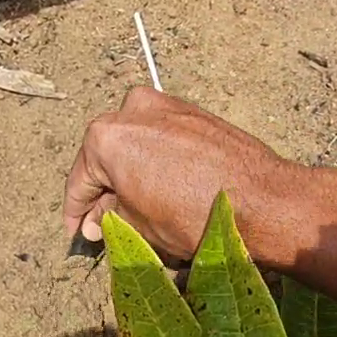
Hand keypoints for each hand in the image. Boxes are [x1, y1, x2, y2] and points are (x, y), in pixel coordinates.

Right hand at [63, 87, 308, 262]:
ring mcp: (166, 105)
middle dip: (105, 192)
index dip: (76, 213)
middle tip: (105, 225)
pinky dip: (156, 163)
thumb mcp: (139, 225)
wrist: (261, 202)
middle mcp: (132, 109)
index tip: (77, 231)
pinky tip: (162, 190)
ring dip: (132, 176)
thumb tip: (94, 220)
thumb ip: (108, 217)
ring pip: (136, 146)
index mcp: (106, 136)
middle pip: (107, 158)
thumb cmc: (195, 216)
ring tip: (137, 212)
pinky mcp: (194, 112)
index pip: (81, 181)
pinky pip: (163, 139)